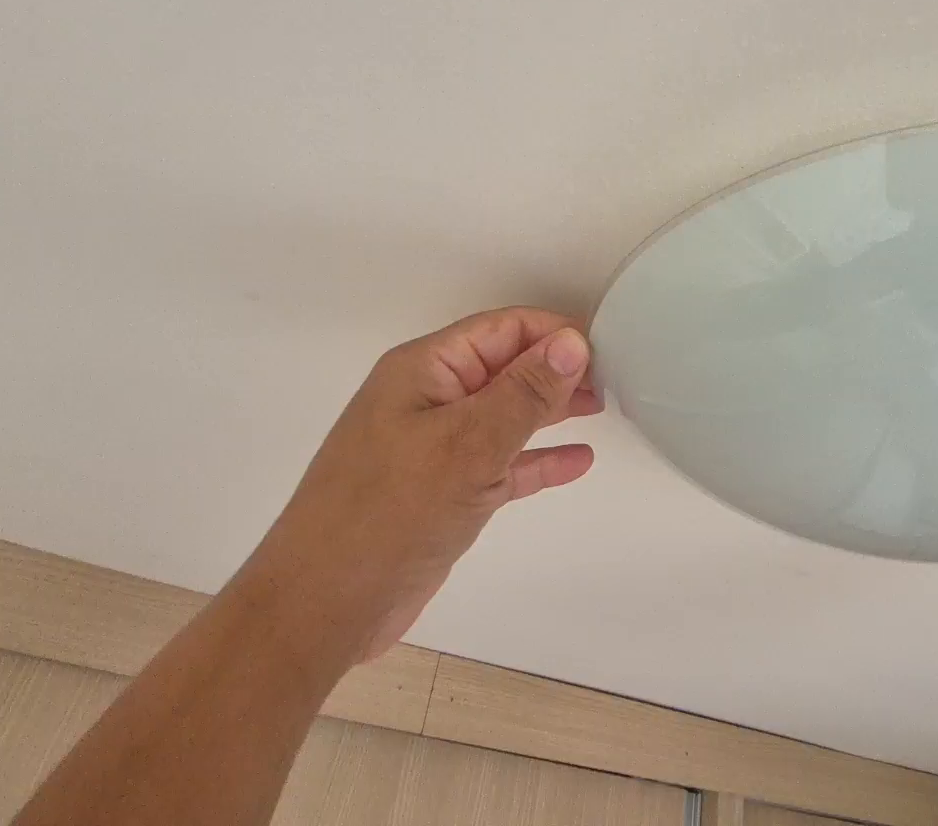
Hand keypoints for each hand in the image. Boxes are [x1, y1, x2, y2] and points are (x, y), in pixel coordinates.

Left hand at [252, 308, 600, 661]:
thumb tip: (573, 342)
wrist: (324, 607)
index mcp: (425, 370)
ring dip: (550, 410)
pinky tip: (576, 462)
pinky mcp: (444, 491)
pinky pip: (501, 462)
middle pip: (505, 367)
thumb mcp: (467, 445)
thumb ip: (524, 393)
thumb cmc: (390, 514)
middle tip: (613, 380)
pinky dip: (536, 458)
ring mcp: (435, 446)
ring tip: (602, 408)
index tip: (606, 349)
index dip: (554, 334)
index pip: (502, 330)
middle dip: (556, 369)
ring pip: (505, 413)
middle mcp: (430, 399)